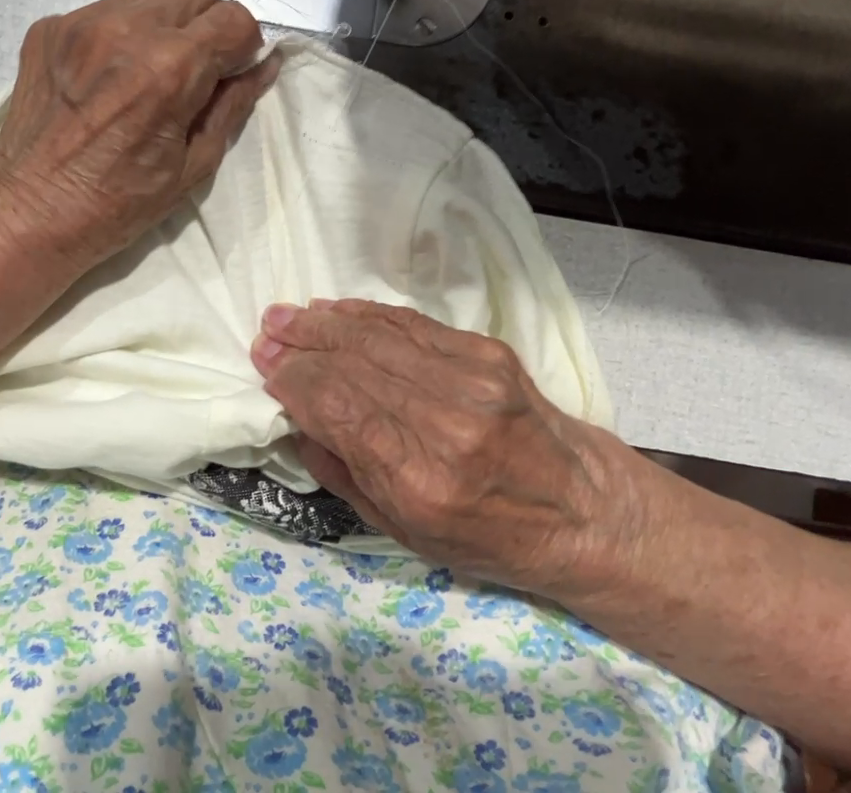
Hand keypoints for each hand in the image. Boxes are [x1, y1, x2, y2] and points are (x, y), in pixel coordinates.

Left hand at [0, 0, 278, 270]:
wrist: (30, 209)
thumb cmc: (116, 203)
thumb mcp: (192, 167)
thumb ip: (233, 106)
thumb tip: (266, 65)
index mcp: (170, 69)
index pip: (235, 19)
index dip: (241, 47)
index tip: (229, 72)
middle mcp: (128, 30)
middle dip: (206, 25)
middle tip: (191, 69)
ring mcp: (83, 23)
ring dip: (163, 20)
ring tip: (146, 68)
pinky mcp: (49, 27)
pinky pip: (102, 7)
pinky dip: (117, 32)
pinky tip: (103, 77)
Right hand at [251, 298, 648, 599]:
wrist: (586, 512)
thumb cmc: (488, 538)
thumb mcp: (402, 532)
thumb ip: (342, 473)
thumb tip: (296, 418)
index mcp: (419, 480)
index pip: (337, 406)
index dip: (293, 380)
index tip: (265, 368)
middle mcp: (446, 423)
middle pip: (352, 364)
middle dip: (300, 347)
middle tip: (266, 335)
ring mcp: (473, 381)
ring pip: (378, 336)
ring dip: (325, 322)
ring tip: (289, 316)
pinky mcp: (489, 353)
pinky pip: (412, 324)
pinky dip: (367, 315)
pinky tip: (337, 312)